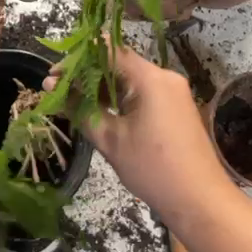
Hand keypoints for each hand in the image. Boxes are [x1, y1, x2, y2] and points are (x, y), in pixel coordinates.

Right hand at [67, 49, 240, 226]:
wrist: (201, 201)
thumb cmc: (154, 169)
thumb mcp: (110, 139)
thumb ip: (80, 108)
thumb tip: (50, 86)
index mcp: (150, 78)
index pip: (107, 51)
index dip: (77, 60)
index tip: (53, 76)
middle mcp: (164, 76)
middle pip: (118, 62)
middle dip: (86, 74)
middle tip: (58, 91)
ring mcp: (172, 91)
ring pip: (128, 78)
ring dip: (101, 88)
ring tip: (72, 103)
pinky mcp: (174, 106)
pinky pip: (141, 92)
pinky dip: (118, 98)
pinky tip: (99, 111)